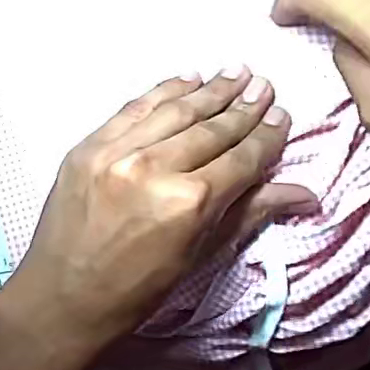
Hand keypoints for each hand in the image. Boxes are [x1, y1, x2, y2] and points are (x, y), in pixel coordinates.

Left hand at [0, 69, 316, 369]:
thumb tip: (307, 193)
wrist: (62, 297)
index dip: (266, 136)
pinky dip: (163, 90)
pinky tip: (188, 78)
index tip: (282, 115)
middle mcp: (155, 168)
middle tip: (264, 84)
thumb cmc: (139, 290)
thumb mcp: (201, 255)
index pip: (242, 158)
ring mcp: (117, 152)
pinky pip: (134, 108)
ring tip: (236, 71)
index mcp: (190, 203)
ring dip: (210, 90)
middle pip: (212, 129)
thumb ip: (250, 212)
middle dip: (243, 106)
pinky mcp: (88, 145)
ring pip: (176, 111)